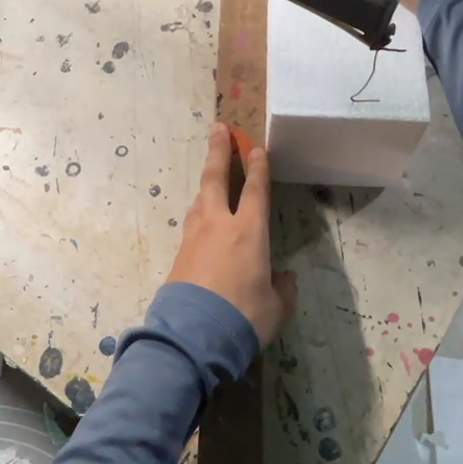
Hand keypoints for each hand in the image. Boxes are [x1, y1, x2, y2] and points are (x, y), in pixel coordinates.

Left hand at [165, 124, 297, 344]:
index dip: (258, 167)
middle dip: (218, 152)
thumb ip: (281, 290)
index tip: (256, 147)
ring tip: (211, 176)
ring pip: (199, 200)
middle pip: (216, 179)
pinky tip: (200, 219)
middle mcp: (219, 225)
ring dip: (206, 184)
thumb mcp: (275, 308)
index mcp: (249, 232)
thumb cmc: (243, 317)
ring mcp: (194, 237)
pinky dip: (198, 213)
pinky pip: (192, 224)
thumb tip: (283, 279)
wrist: (193, 334)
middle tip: (218, 129)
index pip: (256, 191)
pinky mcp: (179, 253)